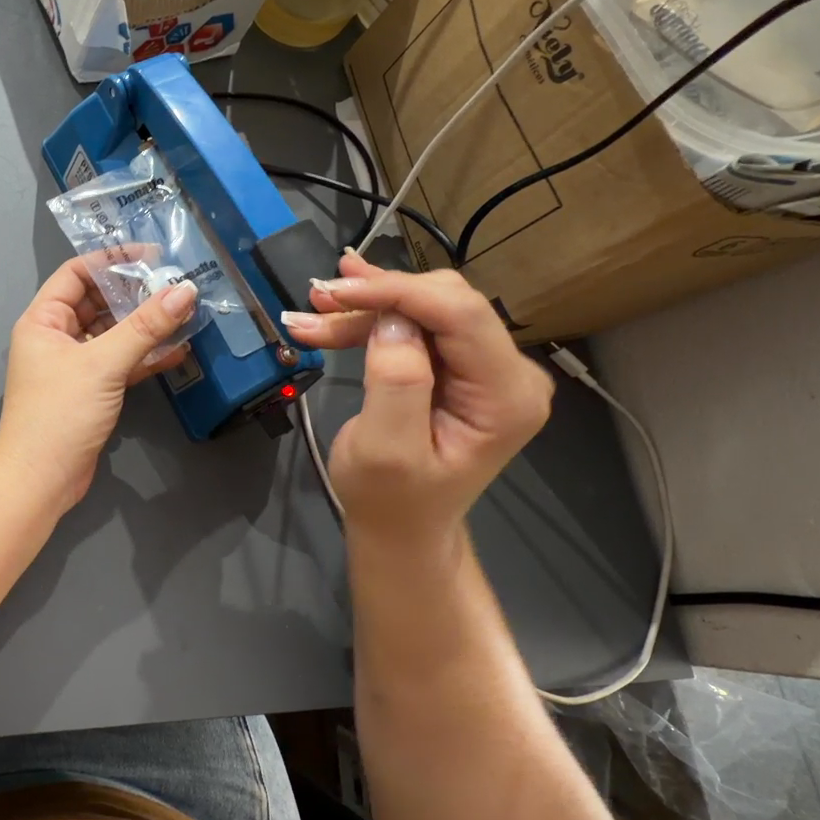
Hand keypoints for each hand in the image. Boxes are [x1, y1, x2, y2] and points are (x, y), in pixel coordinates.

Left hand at [0, 258, 196, 515]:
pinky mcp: (89, 391)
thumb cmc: (60, 413)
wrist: (41, 479)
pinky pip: (119, 362)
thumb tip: (185, 290)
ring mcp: (72, 365)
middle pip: (97, 302)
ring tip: (185, 312)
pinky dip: (144, 356)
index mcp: (43, 320)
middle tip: (177, 284)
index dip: (111, 261)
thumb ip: (145, 327)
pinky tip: (178, 351)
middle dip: (134, 293)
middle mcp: (54, 337)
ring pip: (112, 333)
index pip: (76, 274)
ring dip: (144, 325)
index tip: (153, 256)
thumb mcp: (103, 364)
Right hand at [278, 253, 553, 536]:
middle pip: (445, 301)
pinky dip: (370, 319)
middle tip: (314, 304)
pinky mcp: (459, 367)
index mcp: (506, 395)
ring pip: (424, 306)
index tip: (332, 292)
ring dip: (364, 307)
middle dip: (376, 296)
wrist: (401, 527)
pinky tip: (332, 315)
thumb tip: (392, 321)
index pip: (460, 314)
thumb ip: (396, 382)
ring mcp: (485, 367)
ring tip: (310, 312)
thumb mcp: (385, 450)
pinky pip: (417, 324)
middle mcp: (510, 372)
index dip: (395, 292)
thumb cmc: (391, 499)